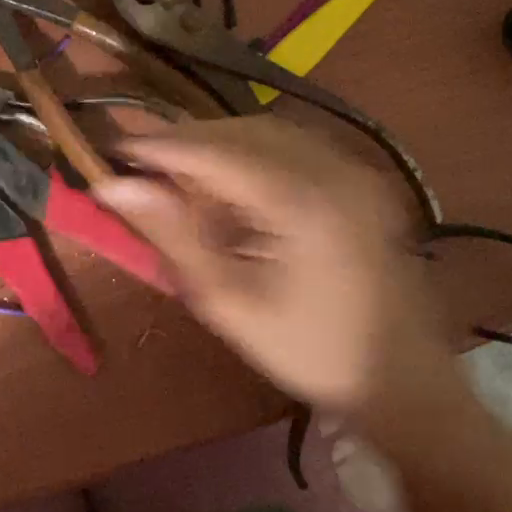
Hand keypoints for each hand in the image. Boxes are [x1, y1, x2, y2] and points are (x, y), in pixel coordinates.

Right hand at [93, 115, 452, 416]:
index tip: (108, 147)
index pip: (212, 150)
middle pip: (240, 130)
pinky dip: (249, 150)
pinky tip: (227, 178)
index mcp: (301, 200)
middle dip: (184, 140)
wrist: (402, 381)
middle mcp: (331, 169)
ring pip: (266, 131)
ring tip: (174, 169)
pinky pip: (292, 145)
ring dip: (215, 142)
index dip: (156, 144)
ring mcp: (353, 170)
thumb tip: (113, 184)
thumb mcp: (226, 299)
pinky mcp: (361, 181)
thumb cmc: (305, 348)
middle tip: (136, 161)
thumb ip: (171, 233)